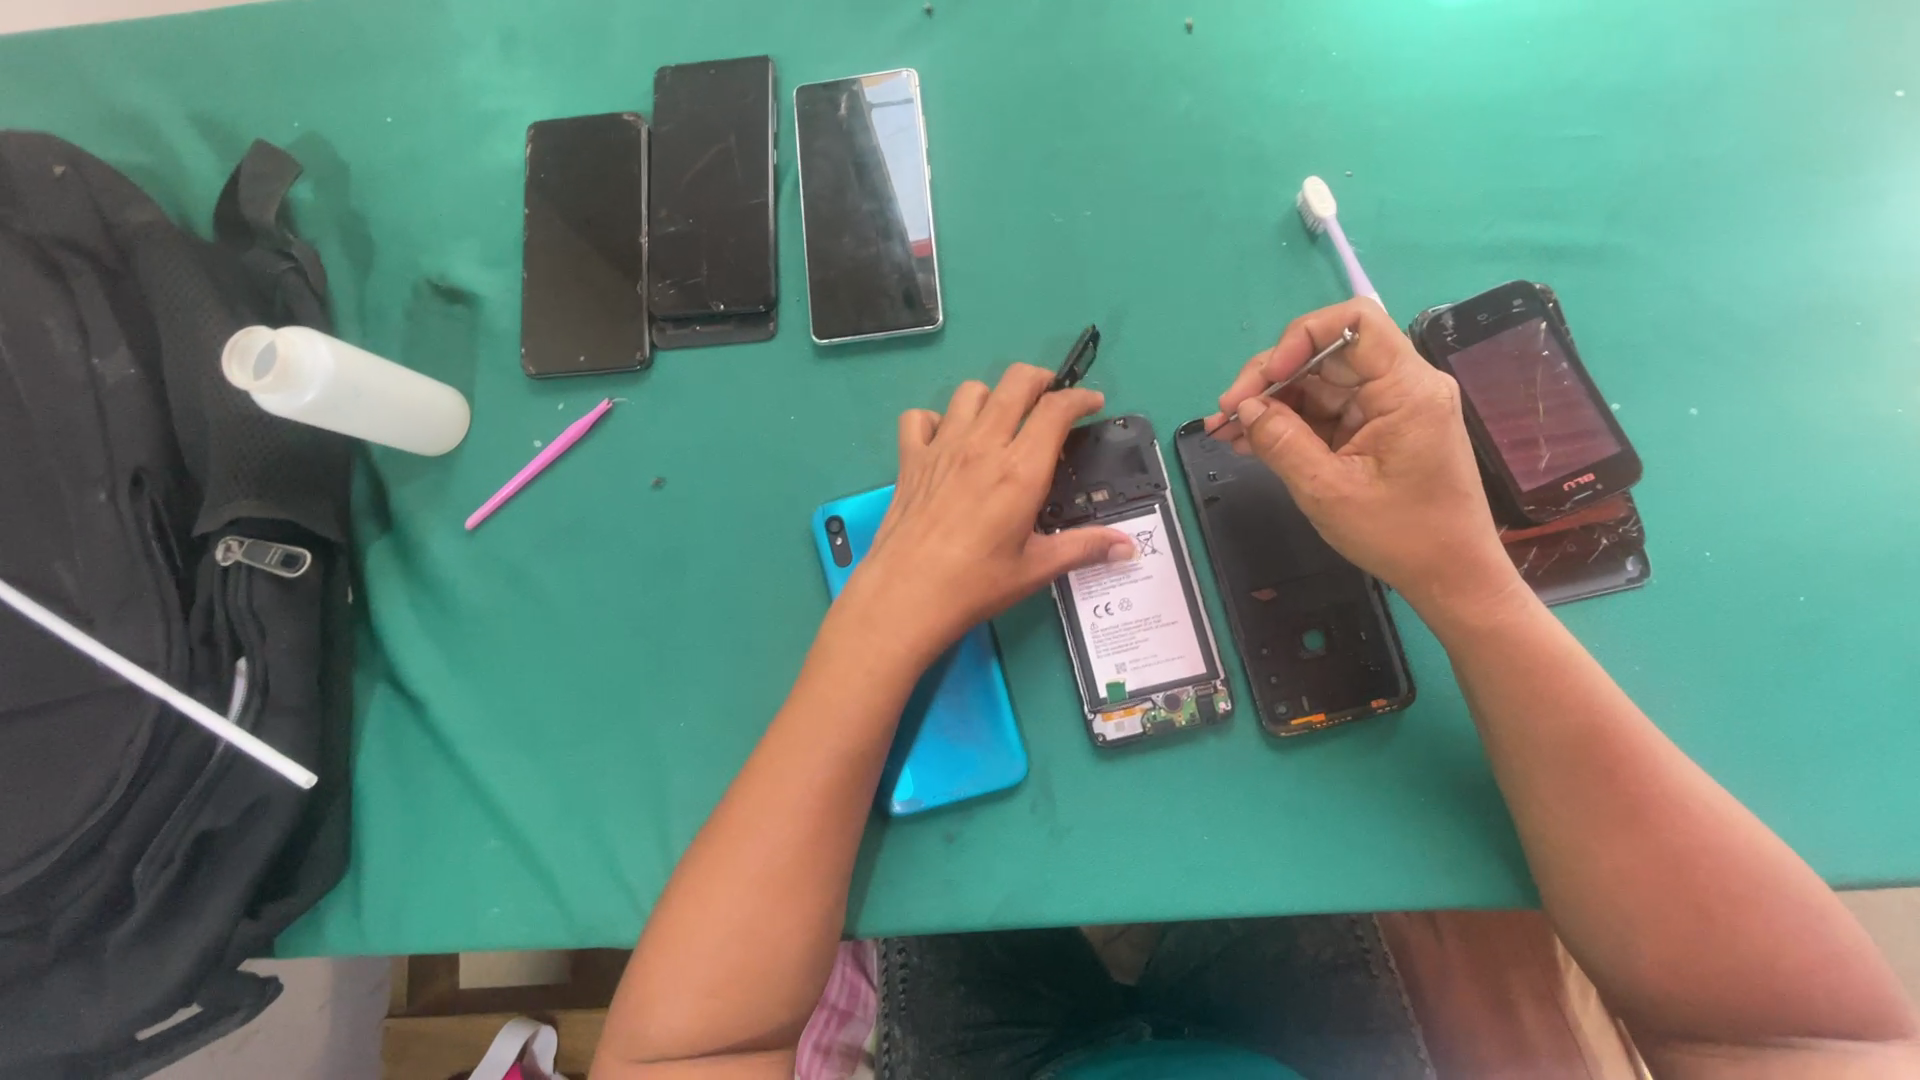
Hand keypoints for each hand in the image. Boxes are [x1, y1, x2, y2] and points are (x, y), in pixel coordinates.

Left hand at [839, 364, 1133, 661]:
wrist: (905, 594)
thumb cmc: (975, 584)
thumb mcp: (1036, 569)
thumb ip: (1084, 549)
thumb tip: (1129, 548)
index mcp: (1020, 469)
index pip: (1056, 409)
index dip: (1080, 397)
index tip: (1092, 403)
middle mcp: (982, 445)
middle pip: (1014, 382)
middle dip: (1040, 380)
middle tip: (1050, 400)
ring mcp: (941, 447)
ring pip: (969, 392)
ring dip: (991, 397)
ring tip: (1000, 420)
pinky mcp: (909, 459)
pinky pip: (919, 418)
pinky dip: (935, 419)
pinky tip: (945, 439)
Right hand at [1202, 299, 1522, 616]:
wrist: (1449, 576)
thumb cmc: (1400, 535)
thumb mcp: (1328, 491)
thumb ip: (1281, 442)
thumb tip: (1244, 409)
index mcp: (1406, 389)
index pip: (1354, 322)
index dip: (1300, 338)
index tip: (1266, 380)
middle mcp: (1399, 387)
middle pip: (1324, 353)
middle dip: (1268, 379)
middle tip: (1224, 415)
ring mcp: (1385, 409)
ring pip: (1316, 385)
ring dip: (1268, 405)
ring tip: (1224, 432)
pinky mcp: (1373, 431)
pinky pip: (1321, 413)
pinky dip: (1284, 424)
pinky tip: (1247, 441)